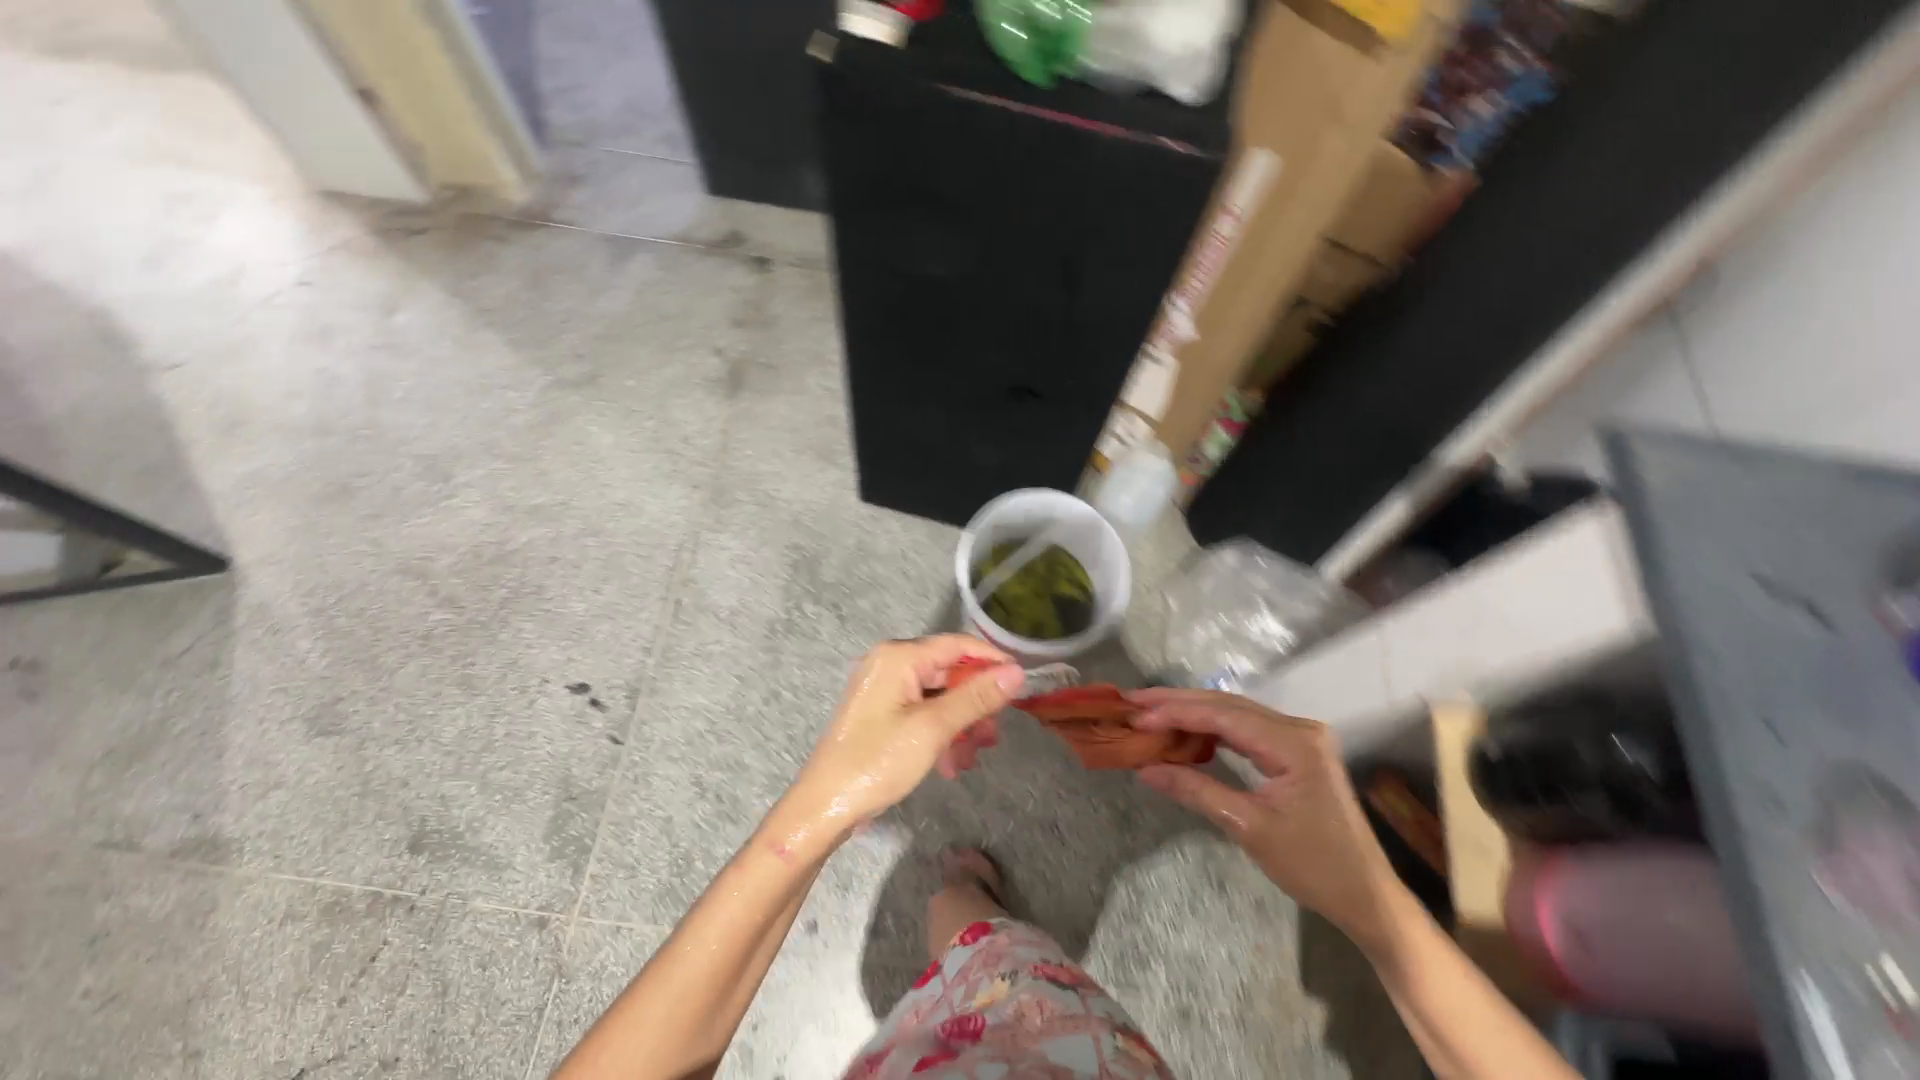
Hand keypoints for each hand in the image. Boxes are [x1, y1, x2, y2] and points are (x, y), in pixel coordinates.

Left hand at [784, 636, 1024, 846]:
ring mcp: (882, 688)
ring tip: (970, 758)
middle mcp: (889, 662)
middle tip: (992, 737)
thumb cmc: (878, 762)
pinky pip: (921, 712)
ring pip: (938, 696)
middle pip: (949, 672)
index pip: (958, 645)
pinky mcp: (880, 712)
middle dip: (975, 704)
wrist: (826, 805)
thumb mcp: (934, 729)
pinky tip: (949, 765)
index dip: (993, 661)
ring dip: (960, 724)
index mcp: (898, 656)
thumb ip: (976, 697)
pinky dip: (940, 733)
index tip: (1023, 686)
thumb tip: (1017, 672)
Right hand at [1128, 688, 1408, 952]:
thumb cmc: (1313, 865)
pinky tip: (1185, 734)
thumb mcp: (1248, 828)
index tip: (1135, 715)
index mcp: (1294, 743)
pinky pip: (1247, 731)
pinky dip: (1213, 731)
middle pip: (1228, 706)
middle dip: (1178, 703)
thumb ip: (1196, 790)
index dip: (1175, 712)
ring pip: (1235, 714)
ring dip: (1192, 714)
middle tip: (1132, 703)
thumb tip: (1145, 769)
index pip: (1223, 715)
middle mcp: (1299, 728)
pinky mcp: (1297, 753)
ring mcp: (1301, 739)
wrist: (1365, 895)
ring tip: (1148, 714)